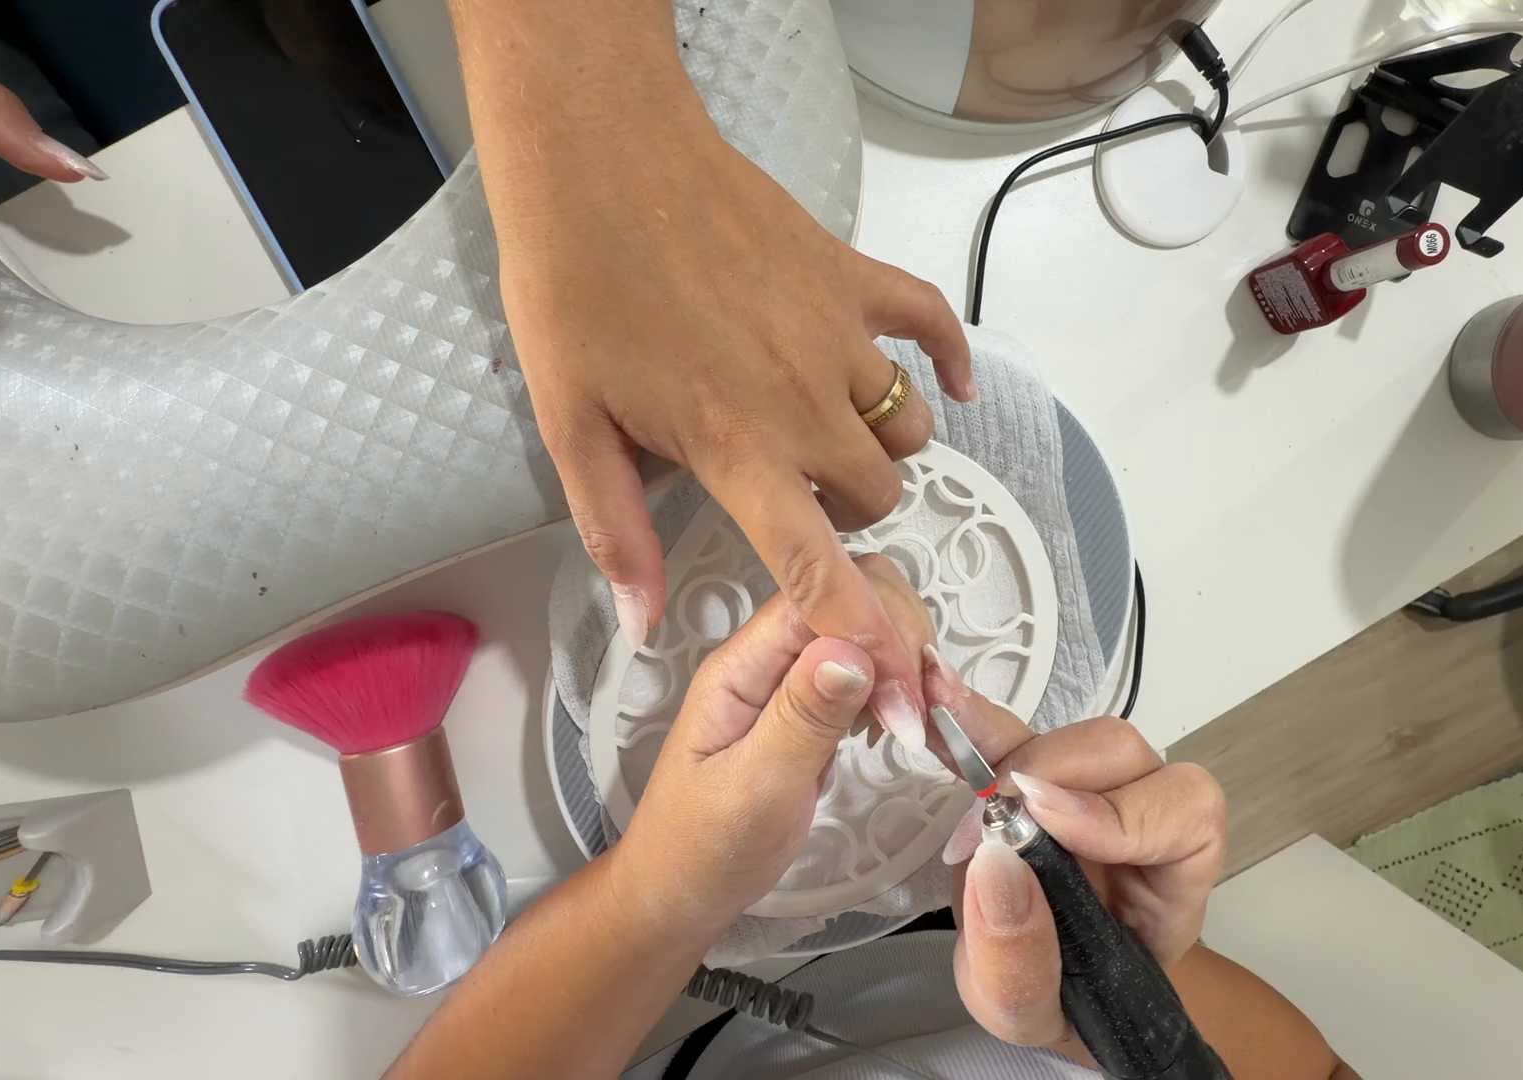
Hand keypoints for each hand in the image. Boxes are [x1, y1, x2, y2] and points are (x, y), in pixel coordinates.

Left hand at [463, 14, 969, 750]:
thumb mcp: (572, 426)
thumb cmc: (576, 287)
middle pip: (877, 499)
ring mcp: (841, 337)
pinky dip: (950, 361)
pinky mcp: (854, 280)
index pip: (815, 562)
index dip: (857, 627)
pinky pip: (932, 324)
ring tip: (828, 433)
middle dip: (848, 517)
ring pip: (905, 430)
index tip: (892, 675)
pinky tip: (947, 381)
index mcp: (737, 450)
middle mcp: (806, 404)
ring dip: (878, 452)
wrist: (601, 157)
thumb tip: (642, 622)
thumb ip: (618, 532)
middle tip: (798, 494)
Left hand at [612, 553, 935, 934]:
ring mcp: (790, 680)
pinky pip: (864, 671)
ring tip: (916, 722)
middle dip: (898, 640)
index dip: (874, 629)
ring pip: (864, 631)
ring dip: (903, 664)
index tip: (907, 697)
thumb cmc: (704, 850)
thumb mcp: (754, 790)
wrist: (682, 892)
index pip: (815, 599)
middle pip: (848, 598)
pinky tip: (898, 726)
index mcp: (741, 666)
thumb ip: (802, 719)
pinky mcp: (811, 706)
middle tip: (923, 710)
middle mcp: (767, 658)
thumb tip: (853, 650)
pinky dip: (894, 689)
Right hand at [926, 658, 1227, 1061]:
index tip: (1045, 820)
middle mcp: (1134, 815)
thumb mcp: (1033, 1012)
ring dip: (1008, 755)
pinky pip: (1000, 731)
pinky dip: (967, 722)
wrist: (1034, 983)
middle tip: (987, 821)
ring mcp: (1079, 786)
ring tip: (967, 806)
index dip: (1121, 809)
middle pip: (1121, 750)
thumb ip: (1018, 961)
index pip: (1185, 809)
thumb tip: (995, 866)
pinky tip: (933, 712)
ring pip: (1065, 732)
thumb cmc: (1056, 999)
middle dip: (1048, 773)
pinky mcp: (1023, 769)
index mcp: (1168, 878)